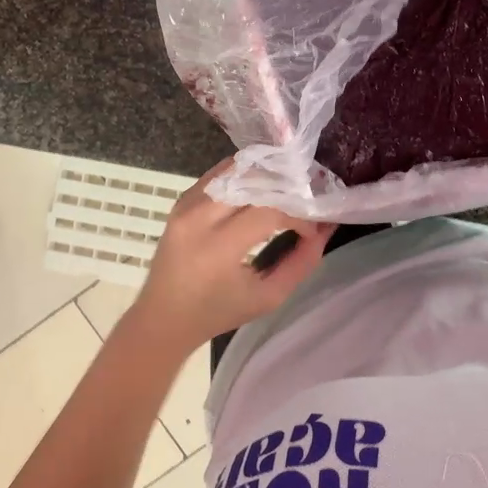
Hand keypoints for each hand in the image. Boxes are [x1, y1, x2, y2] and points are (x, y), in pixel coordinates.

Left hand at [125, 158, 332, 353]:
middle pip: (251, 179)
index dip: (298, 215)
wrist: (163, 318)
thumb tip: (324, 230)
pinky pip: (218, 174)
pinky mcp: (181, 200)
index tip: (312, 229)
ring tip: (287, 188)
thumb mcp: (267, 297)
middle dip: (285, 185)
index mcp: (217, 247)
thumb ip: (301, 263)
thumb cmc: (217, 313)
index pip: (268, 210)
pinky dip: (244, 176)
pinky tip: (261, 187)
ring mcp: (185, 205)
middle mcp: (198, 218)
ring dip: (265, 175)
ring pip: (234, 169)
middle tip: (306, 196)